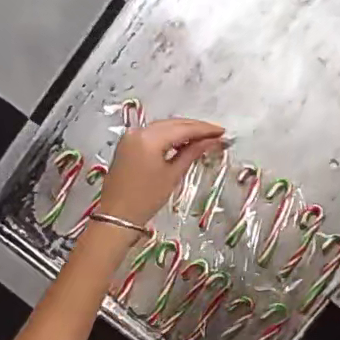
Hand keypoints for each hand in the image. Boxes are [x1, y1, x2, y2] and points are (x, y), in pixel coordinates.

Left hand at [95, 118, 227, 225]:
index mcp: (149, 138)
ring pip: (162, 127)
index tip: (222, 132)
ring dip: (182, 131)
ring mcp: (130, 136)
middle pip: (172, 124)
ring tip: (203, 138)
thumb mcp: (172, 175)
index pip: (183, 128)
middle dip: (194, 128)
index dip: (204, 130)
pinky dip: (168, 136)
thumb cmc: (146, 199)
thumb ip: (192, 153)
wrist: (117, 216)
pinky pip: (152, 133)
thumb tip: (212, 141)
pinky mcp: (127, 144)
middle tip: (216, 135)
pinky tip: (182, 142)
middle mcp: (138, 131)